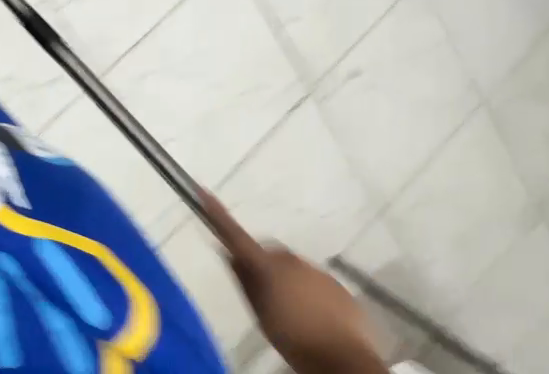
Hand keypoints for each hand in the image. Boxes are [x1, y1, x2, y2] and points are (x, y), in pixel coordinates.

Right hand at [200, 187, 386, 373]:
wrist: (345, 360)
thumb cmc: (294, 339)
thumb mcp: (261, 316)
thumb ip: (245, 282)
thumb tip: (230, 255)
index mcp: (268, 267)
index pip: (237, 236)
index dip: (218, 214)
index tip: (204, 191)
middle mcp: (292, 260)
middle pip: (271, 254)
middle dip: (266, 267)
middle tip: (267, 296)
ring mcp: (318, 272)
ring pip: (295, 270)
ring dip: (290, 283)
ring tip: (294, 314)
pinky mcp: (338, 286)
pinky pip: (317, 283)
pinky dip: (311, 294)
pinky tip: (315, 318)